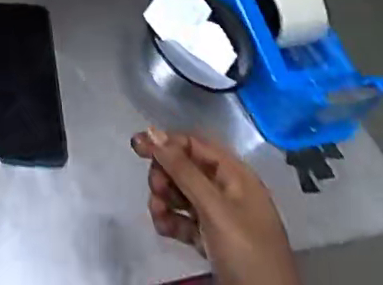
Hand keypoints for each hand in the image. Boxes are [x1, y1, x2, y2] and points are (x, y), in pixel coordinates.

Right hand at [131, 129, 296, 284]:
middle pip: (187, 168)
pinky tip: (163, 228)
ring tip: (158, 213)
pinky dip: (171, 221)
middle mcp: (229, 191)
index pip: (195, 144)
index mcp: (236, 175)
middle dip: (165, 174)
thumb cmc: (246, 252)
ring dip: (165, 199)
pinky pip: (186, 221)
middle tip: (156, 189)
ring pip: (183, 195)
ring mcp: (221, 219)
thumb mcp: (214, 208)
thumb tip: (152, 131)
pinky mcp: (214, 242)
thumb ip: (182, 170)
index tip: (136, 146)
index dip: (166, 142)